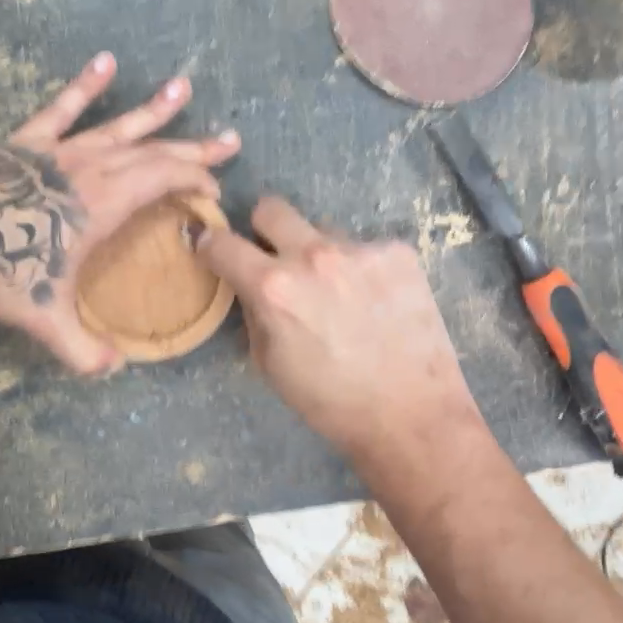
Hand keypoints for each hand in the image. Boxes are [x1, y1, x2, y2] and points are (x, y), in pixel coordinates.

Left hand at [0, 52, 238, 374]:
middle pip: (153, 151)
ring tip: (182, 86)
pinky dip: (83, 86)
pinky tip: (104, 60)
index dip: (196, 179)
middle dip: (193, 148)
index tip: (214, 189)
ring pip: (117, 125)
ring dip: (153, 109)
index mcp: (104, 203)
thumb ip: (84, 350)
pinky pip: (61, 109)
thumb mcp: (47, 320)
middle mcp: (89, 169)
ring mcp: (57, 151)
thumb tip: (112, 369)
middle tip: (229, 140)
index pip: (166, 179)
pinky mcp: (25, 143)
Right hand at [196, 197, 485, 467]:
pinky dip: (362, 270)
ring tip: (343, 299)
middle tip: (278, 261)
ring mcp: (361, 249)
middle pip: (271, 208)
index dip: (211, 246)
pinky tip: (376, 304)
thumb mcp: (270, 364)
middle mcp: (314, 256)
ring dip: (321, 257)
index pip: (221, 242)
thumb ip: (253, 311)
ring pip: (324, 232)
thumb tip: (250, 284)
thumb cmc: (330, 402)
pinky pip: (364, 248)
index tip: (216, 252)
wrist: (411, 414)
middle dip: (264, 231)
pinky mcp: (399, 252)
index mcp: (273, 287)